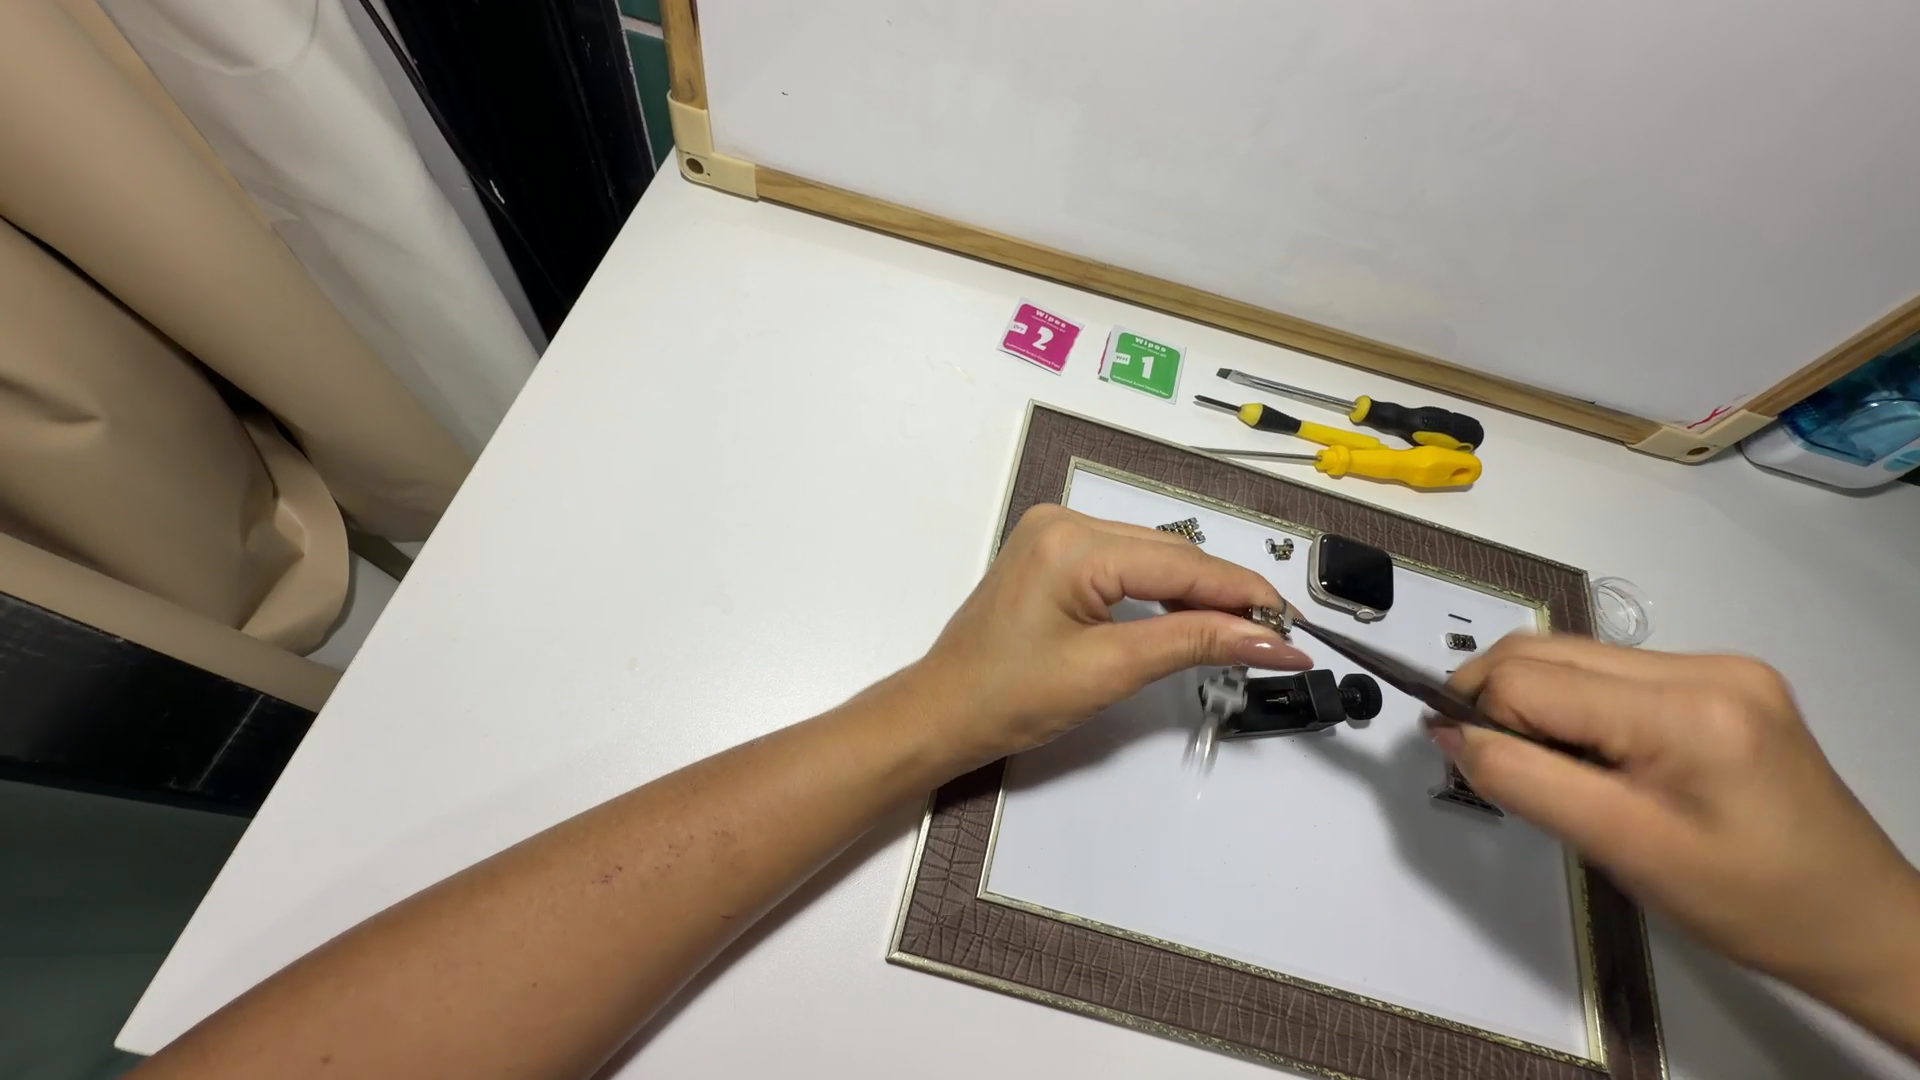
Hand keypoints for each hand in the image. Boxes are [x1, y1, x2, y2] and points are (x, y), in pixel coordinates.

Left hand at [907, 505, 1309, 768]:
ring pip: (1148, 553)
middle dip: (1220, 593)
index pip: (1181, 562)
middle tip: (1270, 638)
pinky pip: (1121, 559)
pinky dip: (1156, 587)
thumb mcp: (1110, 670)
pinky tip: (1181, 614)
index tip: (1292, 629)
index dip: (1243, 595)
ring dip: (1191, 590)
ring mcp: (1051, 532)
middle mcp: (1062, 521)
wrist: (944, 710)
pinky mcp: (1048, 550)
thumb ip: (1194, 642)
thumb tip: (1272, 641)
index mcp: (1072, 543)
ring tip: (1234, 632)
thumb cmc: (1013, 698)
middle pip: (1167, 552)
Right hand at [1440, 635, 1919, 1044]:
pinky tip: (1588, 750)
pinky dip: (1565, 703)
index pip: (1527, 680)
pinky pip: (1599, 669)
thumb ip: (1518, 779)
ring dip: (1528, 702)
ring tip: (1550, 763)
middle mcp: (1703, 666)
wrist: (1862, 927)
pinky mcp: (1715, 678)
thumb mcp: (1618, 847)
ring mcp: (1715, 666)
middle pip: (1541, 652)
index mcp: (1687, 709)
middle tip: (1502, 764)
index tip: (1482, 770)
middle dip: (1497, 702)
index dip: (1484, 721)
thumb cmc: (1747, 901)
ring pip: (1563, 655)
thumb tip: (1445, 731)